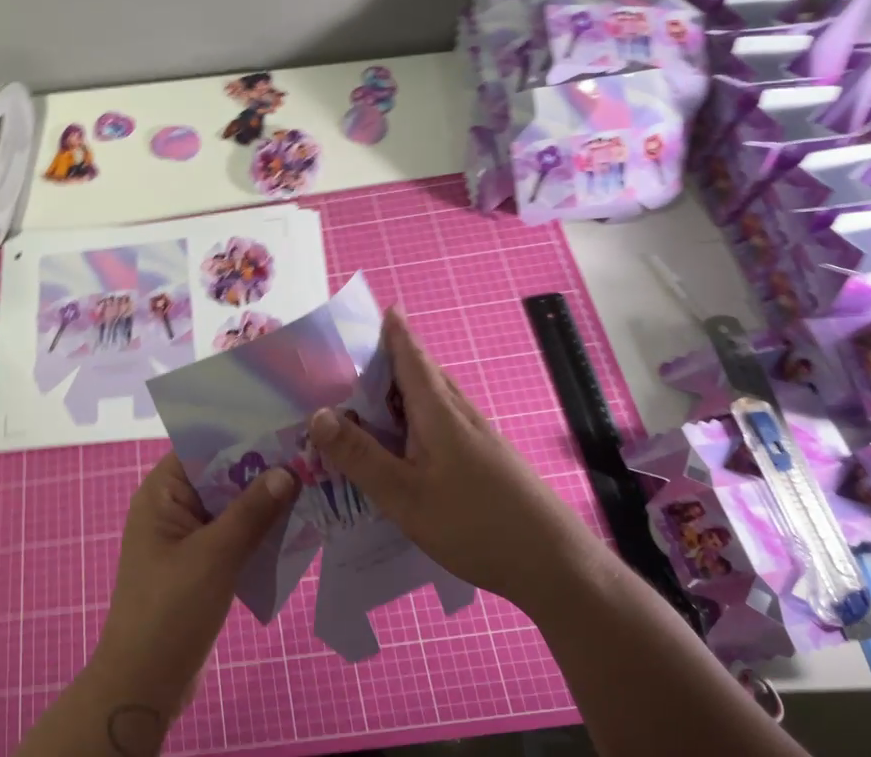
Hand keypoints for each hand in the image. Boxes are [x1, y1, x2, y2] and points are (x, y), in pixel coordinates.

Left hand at [88, 451, 297, 715]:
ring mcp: (186, 539)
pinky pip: (234, 537)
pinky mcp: (200, 566)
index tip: (287, 425)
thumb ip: (252, 512)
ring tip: (316, 485)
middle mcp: (171, 508)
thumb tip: (287, 470)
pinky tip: (299, 529)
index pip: (203, 446)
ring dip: (266, 502)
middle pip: (221, 475)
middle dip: (263, 469)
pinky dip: (260, 532)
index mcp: (161, 493)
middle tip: (313, 455)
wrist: (144, 685)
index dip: (242, 434)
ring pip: (231, 507)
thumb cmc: (171, 611)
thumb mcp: (215, 556)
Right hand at [308, 308, 603, 611]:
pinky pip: (441, 426)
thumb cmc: (475, 523)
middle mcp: (460, 416)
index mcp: (438, 412)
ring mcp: (477, 439)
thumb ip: (360, 456)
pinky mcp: (486, 462)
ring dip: (402, 392)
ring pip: (433, 402)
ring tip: (368, 400)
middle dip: (392, 360)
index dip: (396, 332)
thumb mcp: (404, 495)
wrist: (554, 563)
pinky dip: (415, 421)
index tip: (382, 306)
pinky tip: (403, 447)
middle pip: (423, 375)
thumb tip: (316, 413)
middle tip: (353, 359)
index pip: (412, 358)